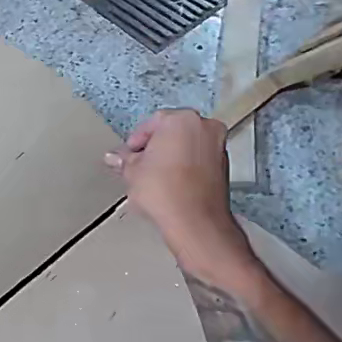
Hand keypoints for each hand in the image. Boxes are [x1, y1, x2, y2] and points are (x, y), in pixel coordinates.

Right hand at [104, 109, 251, 267]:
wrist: (194, 221)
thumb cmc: (166, 192)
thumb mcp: (132, 172)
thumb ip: (124, 160)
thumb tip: (116, 158)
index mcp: (181, 120)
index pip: (153, 123)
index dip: (136, 140)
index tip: (128, 153)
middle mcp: (204, 128)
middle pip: (173, 132)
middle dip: (155, 147)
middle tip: (139, 163)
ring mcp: (218, 146)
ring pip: (188, 145)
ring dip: (171, 157)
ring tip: (154, 177)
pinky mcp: (224, 167)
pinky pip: (199, 160)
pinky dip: (186, 167)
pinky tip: (171, 184)